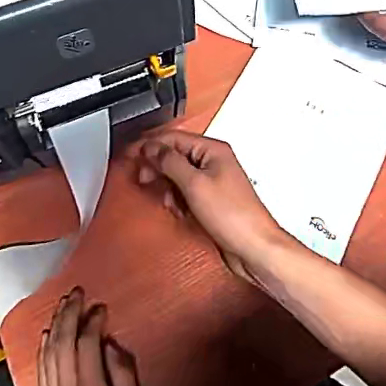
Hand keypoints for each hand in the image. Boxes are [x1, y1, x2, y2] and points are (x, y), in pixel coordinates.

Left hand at [39, 288, 142, 385]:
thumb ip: (124, 378)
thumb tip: (113, 348)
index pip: (86, 344)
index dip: (93, 321)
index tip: (101, 308)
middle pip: (60, 343)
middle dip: (68, 313)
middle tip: (77, 293)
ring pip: (47, 355)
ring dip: (54, 325)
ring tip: (63, 305)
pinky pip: (42, 371)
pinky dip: (44, 349)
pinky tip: (47, 338)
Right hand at [130, 132, 299, 284]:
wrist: (253, 248)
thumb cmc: (235, 217)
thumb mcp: (194, 184)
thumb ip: (170, 162)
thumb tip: (152, 148)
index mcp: (213, 150)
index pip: (174, 138)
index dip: (150, 145)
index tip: (132, 154)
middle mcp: (214, 162)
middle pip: (175, 155)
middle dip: (158, 168)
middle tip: (143, 178)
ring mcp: (213, 182)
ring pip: (179, 176)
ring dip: (169, 188)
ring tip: (168, 200)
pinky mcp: (211, 201)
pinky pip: (186, 193)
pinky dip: (179, 201)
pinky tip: (180, 211)